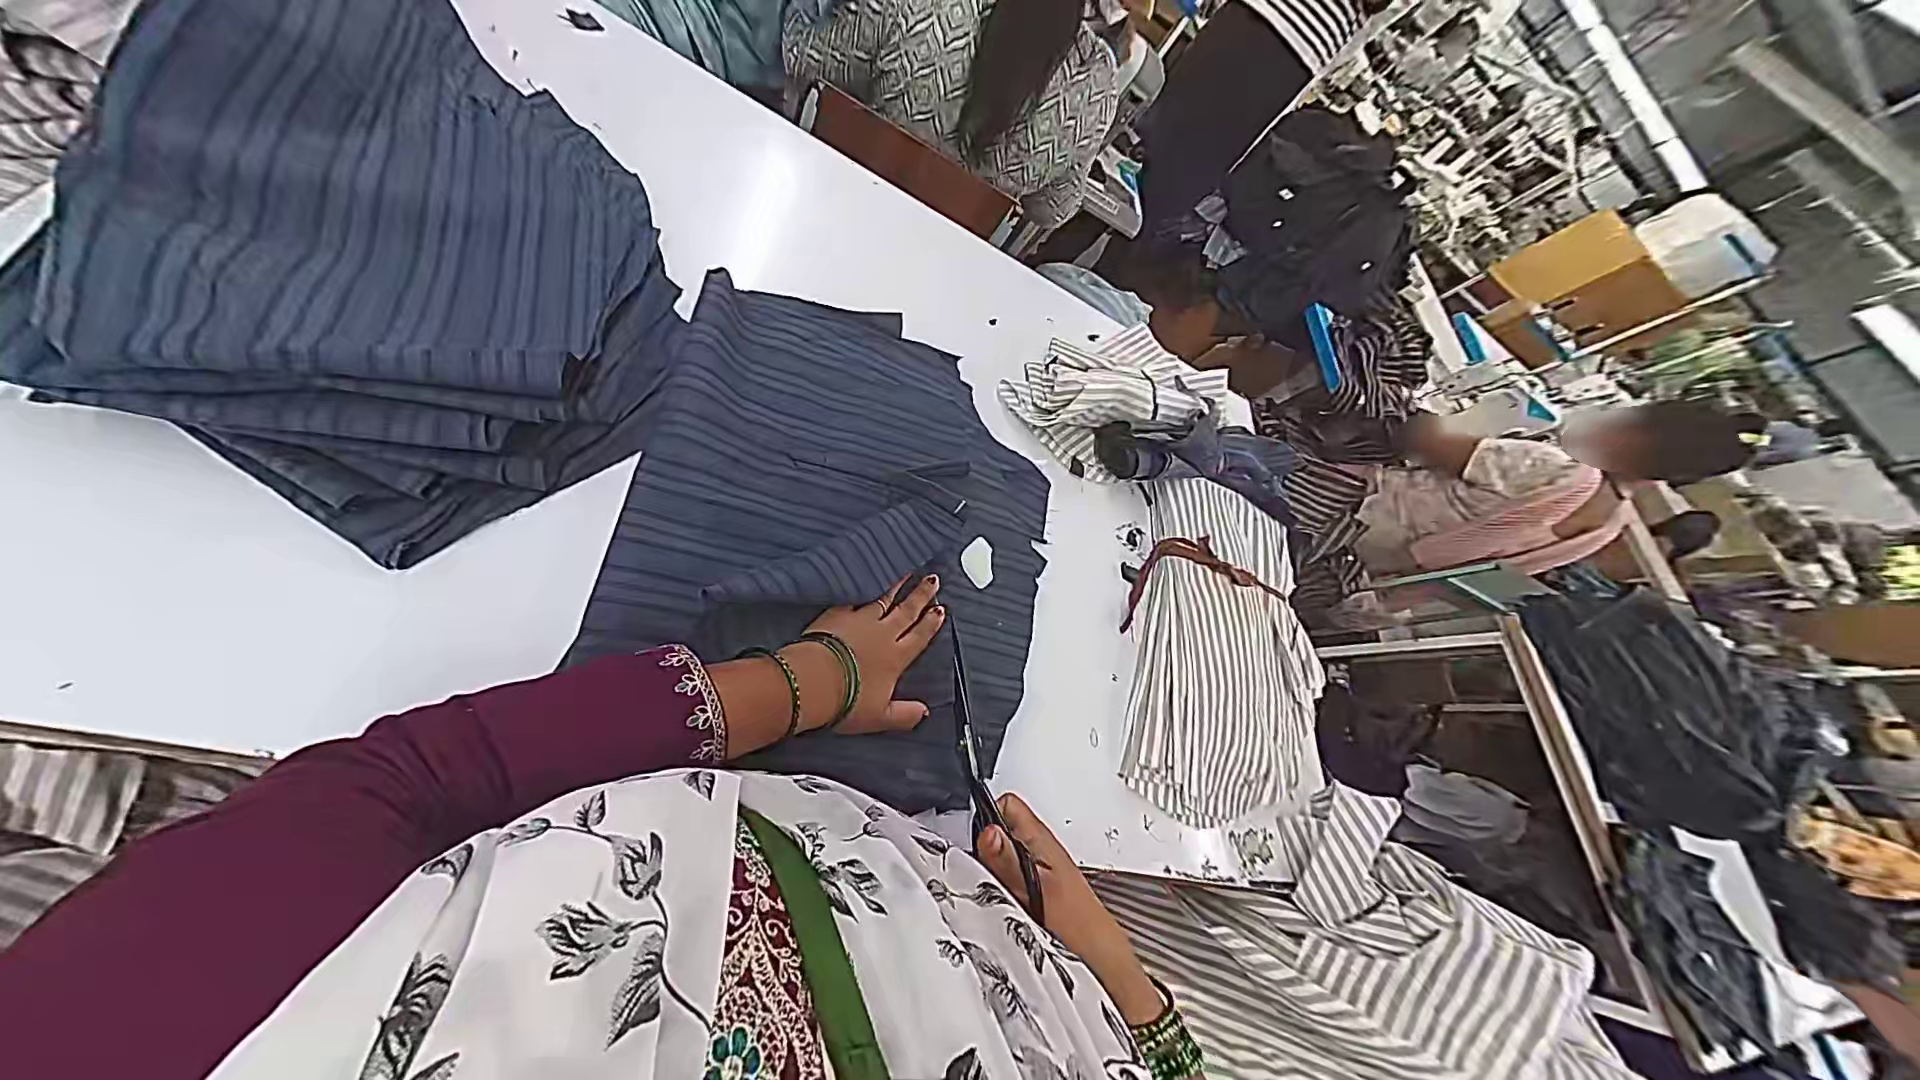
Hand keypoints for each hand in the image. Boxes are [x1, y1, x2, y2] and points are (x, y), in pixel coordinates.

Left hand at [795, 574, 946, 733]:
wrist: (814, 682)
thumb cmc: (845, 701)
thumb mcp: (880, 716)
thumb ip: (905, 714)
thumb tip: (923, 713)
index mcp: (896, 658)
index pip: (919, 636)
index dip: (931, 623)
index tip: (940, 609)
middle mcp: (882, 635)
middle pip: (907, 611)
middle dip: (921, 595)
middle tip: (933, 580)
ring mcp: (859, 621)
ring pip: (883, 599)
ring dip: (896, 586)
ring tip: (907, 574)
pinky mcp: (837, 614)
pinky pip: (854, 598)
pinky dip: (862, 590)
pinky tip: (864, 583)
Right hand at [977, 793, 1165, 1025]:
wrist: (1103, 966)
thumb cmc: (1081, 927)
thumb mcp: (1036, 890)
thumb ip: (1008, 860)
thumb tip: (987, 831)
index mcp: (1041, 840)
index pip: (1007, 804)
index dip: (987, 814)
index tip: (976, 840)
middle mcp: (1040, 852)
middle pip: (1000, 832)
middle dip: (986, 848)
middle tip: (983, 872)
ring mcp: (1038, 874)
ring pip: (1003, 859)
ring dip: (993, 874)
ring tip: (995, 894)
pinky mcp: (1037, 895)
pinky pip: (1009, 882)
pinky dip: (1002, 892)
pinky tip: (1005, 909)